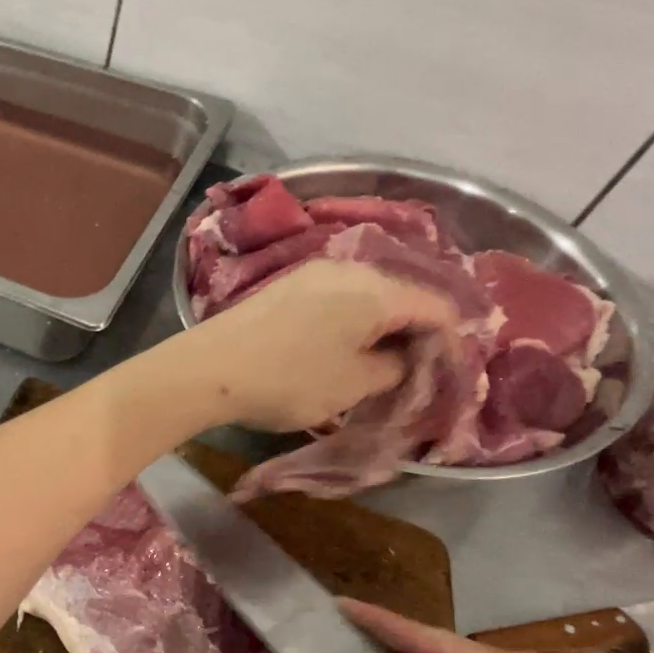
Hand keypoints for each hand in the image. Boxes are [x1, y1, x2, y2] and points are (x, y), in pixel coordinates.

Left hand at [189, 260, 456, 431]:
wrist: (204, 370)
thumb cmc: (287, 379)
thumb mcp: (353, 384)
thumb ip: (395, 368)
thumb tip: (407, 357)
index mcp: (377, 287)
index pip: (438, 308)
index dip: (449, 342)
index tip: (443, 375)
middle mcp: (348, 268)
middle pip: (400, 297)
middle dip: (410, 334)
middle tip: (409, 373)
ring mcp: (310, 274)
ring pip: (364, 299)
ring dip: (374, 330)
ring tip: (371, 367)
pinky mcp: (281, 288)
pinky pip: (331, 302)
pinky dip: (343, 325)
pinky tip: (334, 352)